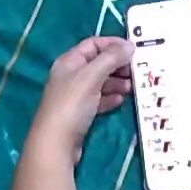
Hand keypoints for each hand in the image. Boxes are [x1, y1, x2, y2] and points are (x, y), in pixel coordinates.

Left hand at [30, 36, 133, 163]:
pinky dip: (110, 98)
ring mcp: (74, 95)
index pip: (93, 44)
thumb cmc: (72, 104)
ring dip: (117, 83)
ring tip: (131, 88)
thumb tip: (130, 45)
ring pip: (100, 82)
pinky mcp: (79, 113)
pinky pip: (98, 100)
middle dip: (117, 65)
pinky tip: (120, 101)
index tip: (132, 50)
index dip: (113, 44)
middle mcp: (71, 75)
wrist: (55, 145)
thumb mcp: (92, 76)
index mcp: (69, 61)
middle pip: (98, 63)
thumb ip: (111, 58)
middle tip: (135, 71)